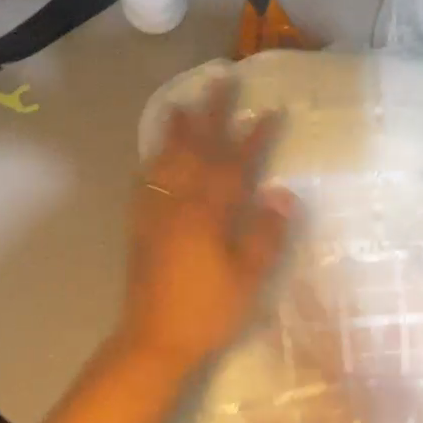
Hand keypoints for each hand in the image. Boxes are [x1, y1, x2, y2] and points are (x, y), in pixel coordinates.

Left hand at [118, 78, 296, 370]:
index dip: (254, 138)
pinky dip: (153, 163)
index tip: (270, 112)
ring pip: (166, 162)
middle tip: (219, 82)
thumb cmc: (208, 314)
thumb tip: (281, 195)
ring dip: (175, 131)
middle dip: (210, 116)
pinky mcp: (141, 231)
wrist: (155, 340)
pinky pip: (146, 184)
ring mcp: (155, 216)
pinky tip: (154, 158)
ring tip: (180, 104)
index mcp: (209, 214)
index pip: (235, 165)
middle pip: (195, 150)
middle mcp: (178, 204)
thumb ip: (264, 236)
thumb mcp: (247, 280)